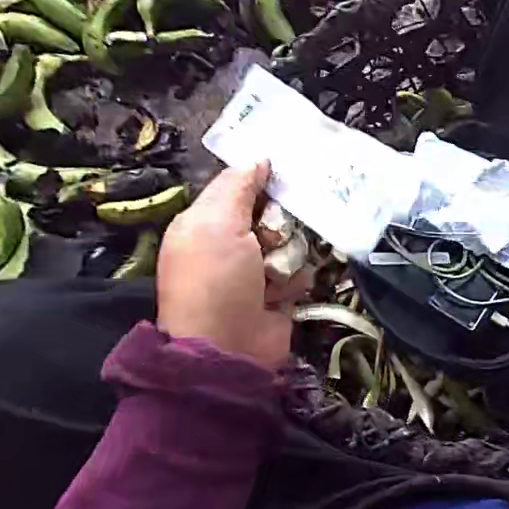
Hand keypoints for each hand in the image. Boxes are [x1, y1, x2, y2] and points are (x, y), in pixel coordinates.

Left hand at [156, 162, 306, 370]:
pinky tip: (280, 294)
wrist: (228, 350)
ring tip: (273, 276)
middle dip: (280, 223)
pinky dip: (295, 281)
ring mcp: (257, 270)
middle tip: (271, 237)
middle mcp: (232, 242)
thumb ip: (237, 186)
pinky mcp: (280, 293)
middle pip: (276, 212)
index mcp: (206, 222)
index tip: (285, 177)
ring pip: (294, 241)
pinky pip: (302, 270)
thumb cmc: (215, 281)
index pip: (243, 187)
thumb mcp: (215, 224)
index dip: (263, 182)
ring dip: (288, 256)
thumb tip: (259, 159)